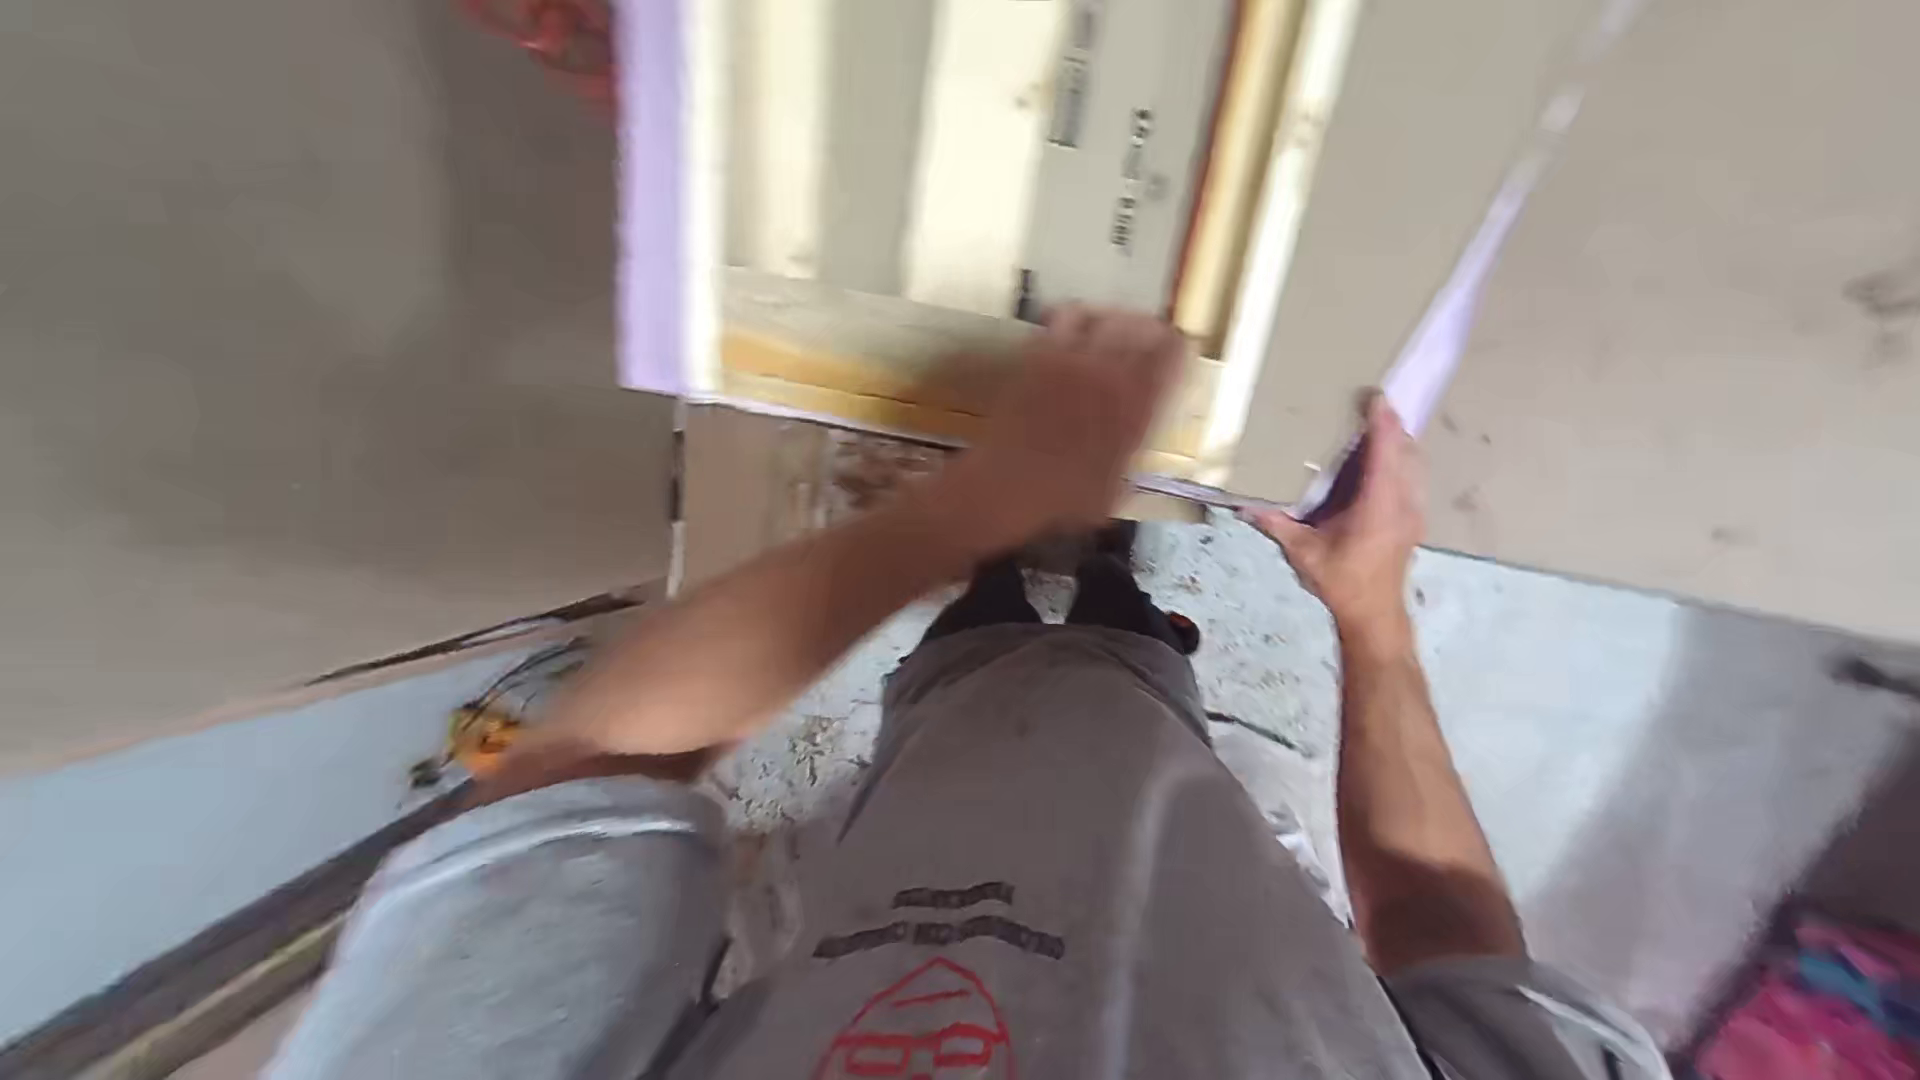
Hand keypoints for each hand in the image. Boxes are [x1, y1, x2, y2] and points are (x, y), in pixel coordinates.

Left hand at [937, 306, 1183, 552]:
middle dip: (1148, 330)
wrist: (1006, 487)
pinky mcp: (1038, 356)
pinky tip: (1070, 329)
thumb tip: (1138, 447)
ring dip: (1112, 319)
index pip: (1175, 352)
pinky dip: (1072, 316)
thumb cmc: (1062, 500)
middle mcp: (1112, 374)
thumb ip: (1132, 457)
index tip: (1175, 354)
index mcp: (1139, 407)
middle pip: (1143, 325)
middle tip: (1143, 340)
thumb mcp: (1114, 490)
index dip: (1178, 348)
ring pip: (1105, 314)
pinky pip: (1062, 316)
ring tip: (1109, 332)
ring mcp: (1073, 360)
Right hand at [1247, 393, 1424, 635]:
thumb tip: (1242, 507)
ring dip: (1400, 441)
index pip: (1385, 454)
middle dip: (1393, 425)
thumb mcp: (1303, 552)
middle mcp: (1403, 503)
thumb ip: (1276, 525)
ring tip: (1380, 424)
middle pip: (1407, 452)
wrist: (1374, 613)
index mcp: (1378, 507)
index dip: (1382, 424)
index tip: (1377, 397)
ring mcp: (1413, 511)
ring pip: (1415, 464)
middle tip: (1374, 404)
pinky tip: (1385, 460)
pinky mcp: (1413, 519)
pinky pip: (1413, 477)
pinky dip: (1402, 459)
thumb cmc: (1340, 580)